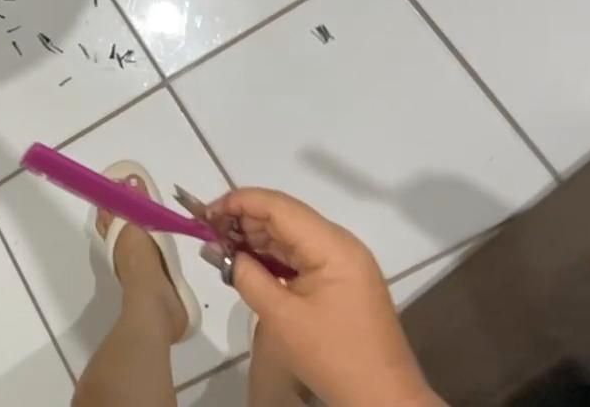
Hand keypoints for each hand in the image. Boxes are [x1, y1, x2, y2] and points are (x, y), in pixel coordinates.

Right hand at [211, 189, 440, 406]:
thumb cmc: (334, 359)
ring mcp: (343, 261)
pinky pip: (299, 253)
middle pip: (283, 215)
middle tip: (208, 234)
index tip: (204, 214)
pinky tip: (248, 264)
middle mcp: (340, 243)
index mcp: (331, 246)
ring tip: (221, 249)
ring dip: (255, 237)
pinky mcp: (341, 278)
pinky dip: (272, 255)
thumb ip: (246, 275)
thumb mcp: (281, 317)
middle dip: (243, 220)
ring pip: (289, 233)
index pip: (276, 205)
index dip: (237, 203)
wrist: (385, 405)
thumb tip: (216, 248)